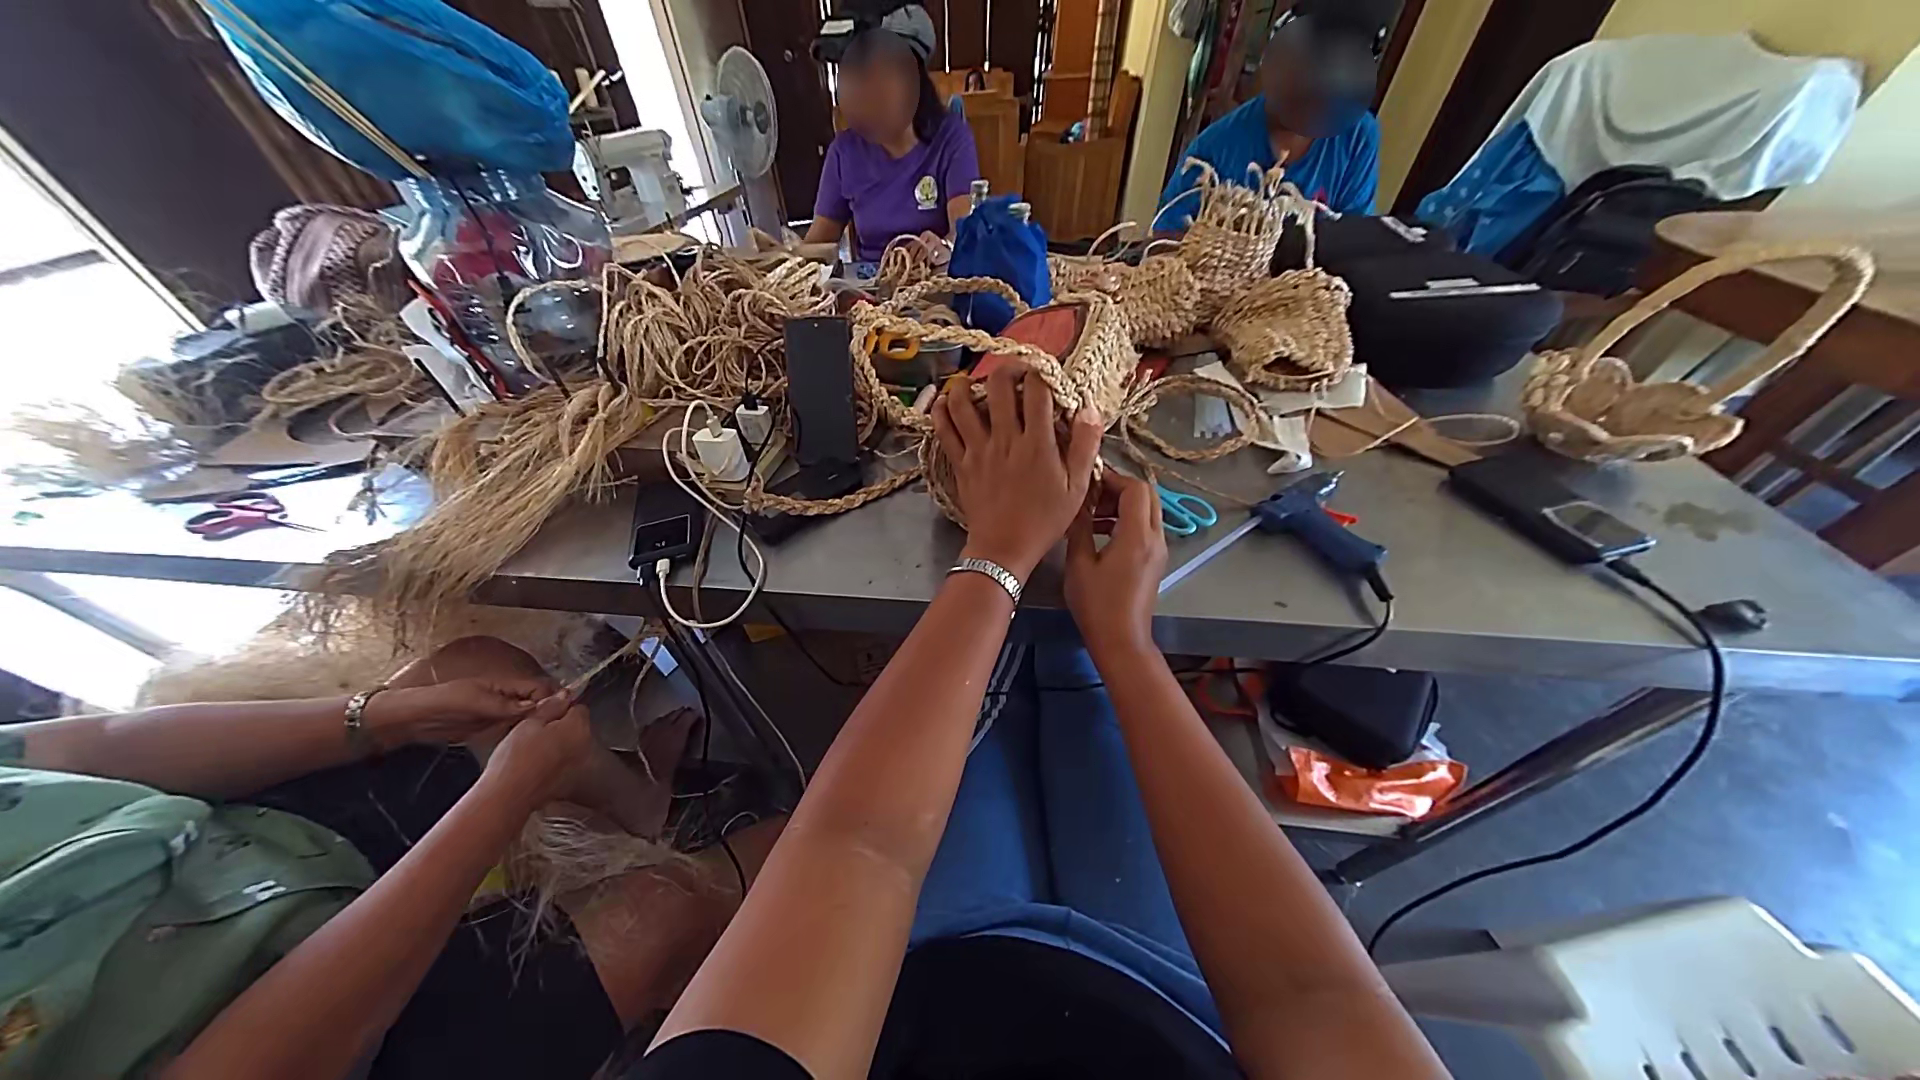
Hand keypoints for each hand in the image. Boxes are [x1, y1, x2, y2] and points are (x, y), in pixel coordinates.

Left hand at [366, 677, 552, 749]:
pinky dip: (524, 735)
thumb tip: (538, 706)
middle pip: (539, 703)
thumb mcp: (475, 701)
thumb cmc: (442, 703)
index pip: (540, 689)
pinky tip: (529, 744)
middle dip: (549, 713)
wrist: (410, 721)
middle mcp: (508, 698)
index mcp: (506, 686)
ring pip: (530, 718)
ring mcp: (500, 714)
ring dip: (538, 726)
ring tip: (546, 739)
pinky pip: (515, 730)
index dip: (552, 699)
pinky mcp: (491, 729)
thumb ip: (506, 704)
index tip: (559, 715)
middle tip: (555, 731)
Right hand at [480, 692, 595, 806]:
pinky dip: (552, 762)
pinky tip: (533, 765)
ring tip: (530, 750)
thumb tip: (564, 696)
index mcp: (579, 727)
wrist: (509, 796)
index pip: (578, 708)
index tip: (545, 713)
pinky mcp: (567, 781)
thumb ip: (550, 707)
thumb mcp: (529, 723)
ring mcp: (578, 764)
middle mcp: (585, 745)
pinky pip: (562, 763)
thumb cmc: (517, 758)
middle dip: (560, 727)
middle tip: (533, 732)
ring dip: (556, 745)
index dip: (561, 708)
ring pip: (569, 745)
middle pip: (576, 727)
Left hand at [932, 364, 1102, 578]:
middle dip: (1008, 367)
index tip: (1046, 372)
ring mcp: (978, 450)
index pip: (1037, 389)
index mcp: (1037, 443)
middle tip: (1016, 371)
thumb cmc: (1044, 521)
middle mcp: (1004, 439)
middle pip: (998, 385)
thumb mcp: (1077, 487)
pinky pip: (944, 429)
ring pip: (963, 402)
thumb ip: (1084, 445)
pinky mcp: (960, 463)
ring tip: (977, 382)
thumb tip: (1088, 408)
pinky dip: (942, 410)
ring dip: (968, 384)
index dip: (1042, 370)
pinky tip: (946, 401)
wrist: (1003, 549)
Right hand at [1065, 470, 1166, 659]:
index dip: (1112, 479)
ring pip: (1147, 510)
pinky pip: (1145, 527)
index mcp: (1137, 536)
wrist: (1121, 640)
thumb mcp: (1079, 564)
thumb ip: (1080, 527)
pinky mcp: (1155, 560)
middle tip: (1091, 495)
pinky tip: (1100, 532)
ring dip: (1122, 504)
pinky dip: (1126, 520)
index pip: (1135, 489)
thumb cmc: (1096, 604)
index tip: (1088, 481)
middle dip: (1119, 488)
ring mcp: (1158, 550)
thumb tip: (1078, 503)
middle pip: (1147, 495)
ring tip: (1092, 514)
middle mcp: (1155, 538)